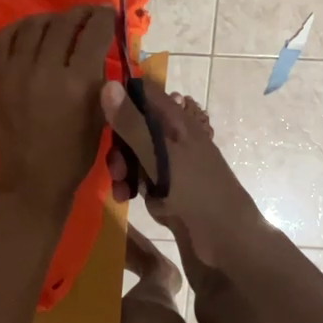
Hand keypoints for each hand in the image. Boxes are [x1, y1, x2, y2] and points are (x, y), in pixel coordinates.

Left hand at [0, 6, 112, 216]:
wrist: (32, 178)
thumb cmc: (74, 152)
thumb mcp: (101, 114)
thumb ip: (100, 75)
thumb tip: (99, 42)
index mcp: (78, 83)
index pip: (94, 32)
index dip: (105, 16)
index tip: (108, 13)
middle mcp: (45, 70)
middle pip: (64, 23)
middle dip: (81, 14)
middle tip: (88, 15)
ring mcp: (14, 72)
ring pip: (34, 25)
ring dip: (52, 19)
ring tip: (60, 24)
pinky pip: (4, 38)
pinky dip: (20, 29)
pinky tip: (31, 33)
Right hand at [102, 77, 265, 266]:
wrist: (225, 237)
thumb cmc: (197, 189)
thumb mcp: (160, 154)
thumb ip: (132, 124)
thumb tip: (108, 85)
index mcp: (177, 121)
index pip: (144, 93)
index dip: (121, 94)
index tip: (97, 107)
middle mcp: (172, 137)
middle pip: (134, 126)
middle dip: (117, 143)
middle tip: (115, 165)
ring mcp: (169, 163)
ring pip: (133, 153)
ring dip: (121, 168)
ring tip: (120, 187)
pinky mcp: (166, 187)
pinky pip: (139, 177)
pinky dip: (129, 184)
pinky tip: (125, 197)